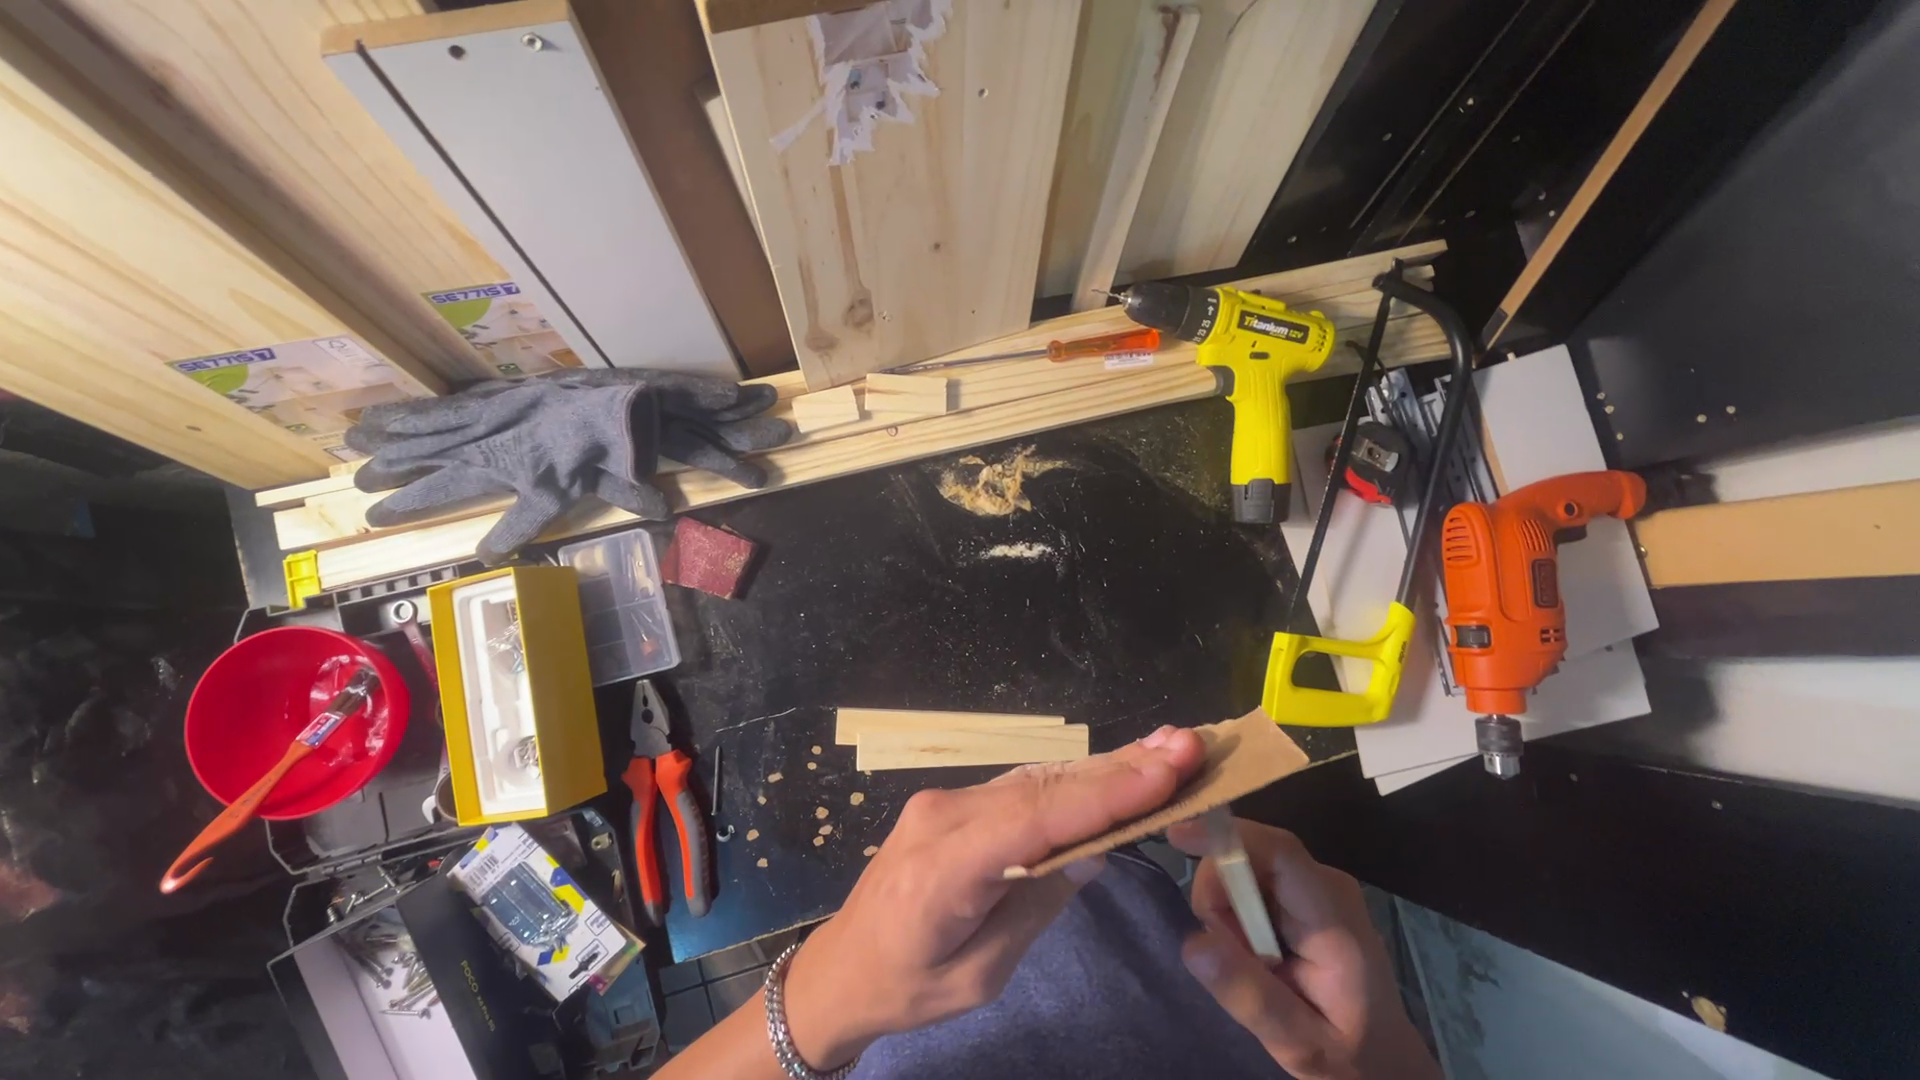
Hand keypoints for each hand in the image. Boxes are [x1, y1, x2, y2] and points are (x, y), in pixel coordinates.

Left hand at [778, 726, 1206, 1068]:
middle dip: (1119, 767)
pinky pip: (1021, 788)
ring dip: (1104, 767)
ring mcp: (946, 801)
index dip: (1104, 794)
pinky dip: (1073, 782)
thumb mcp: (980, 972)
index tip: (1167, 770)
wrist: (843, 965)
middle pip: (1043, 787)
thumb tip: (1092, 852)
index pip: (1036, 818)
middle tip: (1187, 744)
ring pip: (1037, 780)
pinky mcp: (954, 802)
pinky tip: (1115, 770)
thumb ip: (1035, 905)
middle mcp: (943, 814)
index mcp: (943, 867)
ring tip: (1168, 750)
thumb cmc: (909, 986)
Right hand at [1168, 818, 1438, 1079]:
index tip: (1176, 836)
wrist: (1386, 1059)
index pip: (1278, 850)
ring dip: (1227, 910)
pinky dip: (1236, 911)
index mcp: (1333, 917)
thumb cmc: (1349, 1054)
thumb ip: (1249, 995)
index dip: (1226, 836)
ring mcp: (1315, 882)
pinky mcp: (1302, 888)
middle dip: (1220, 898)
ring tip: (1252, 964)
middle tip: (1230, 956)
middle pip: (1248, 855)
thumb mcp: (1298, 1042)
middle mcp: (1326, 884)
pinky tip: (1255, 951)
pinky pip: (1250, 878)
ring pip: (1242, 866)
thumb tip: (1193, 943)